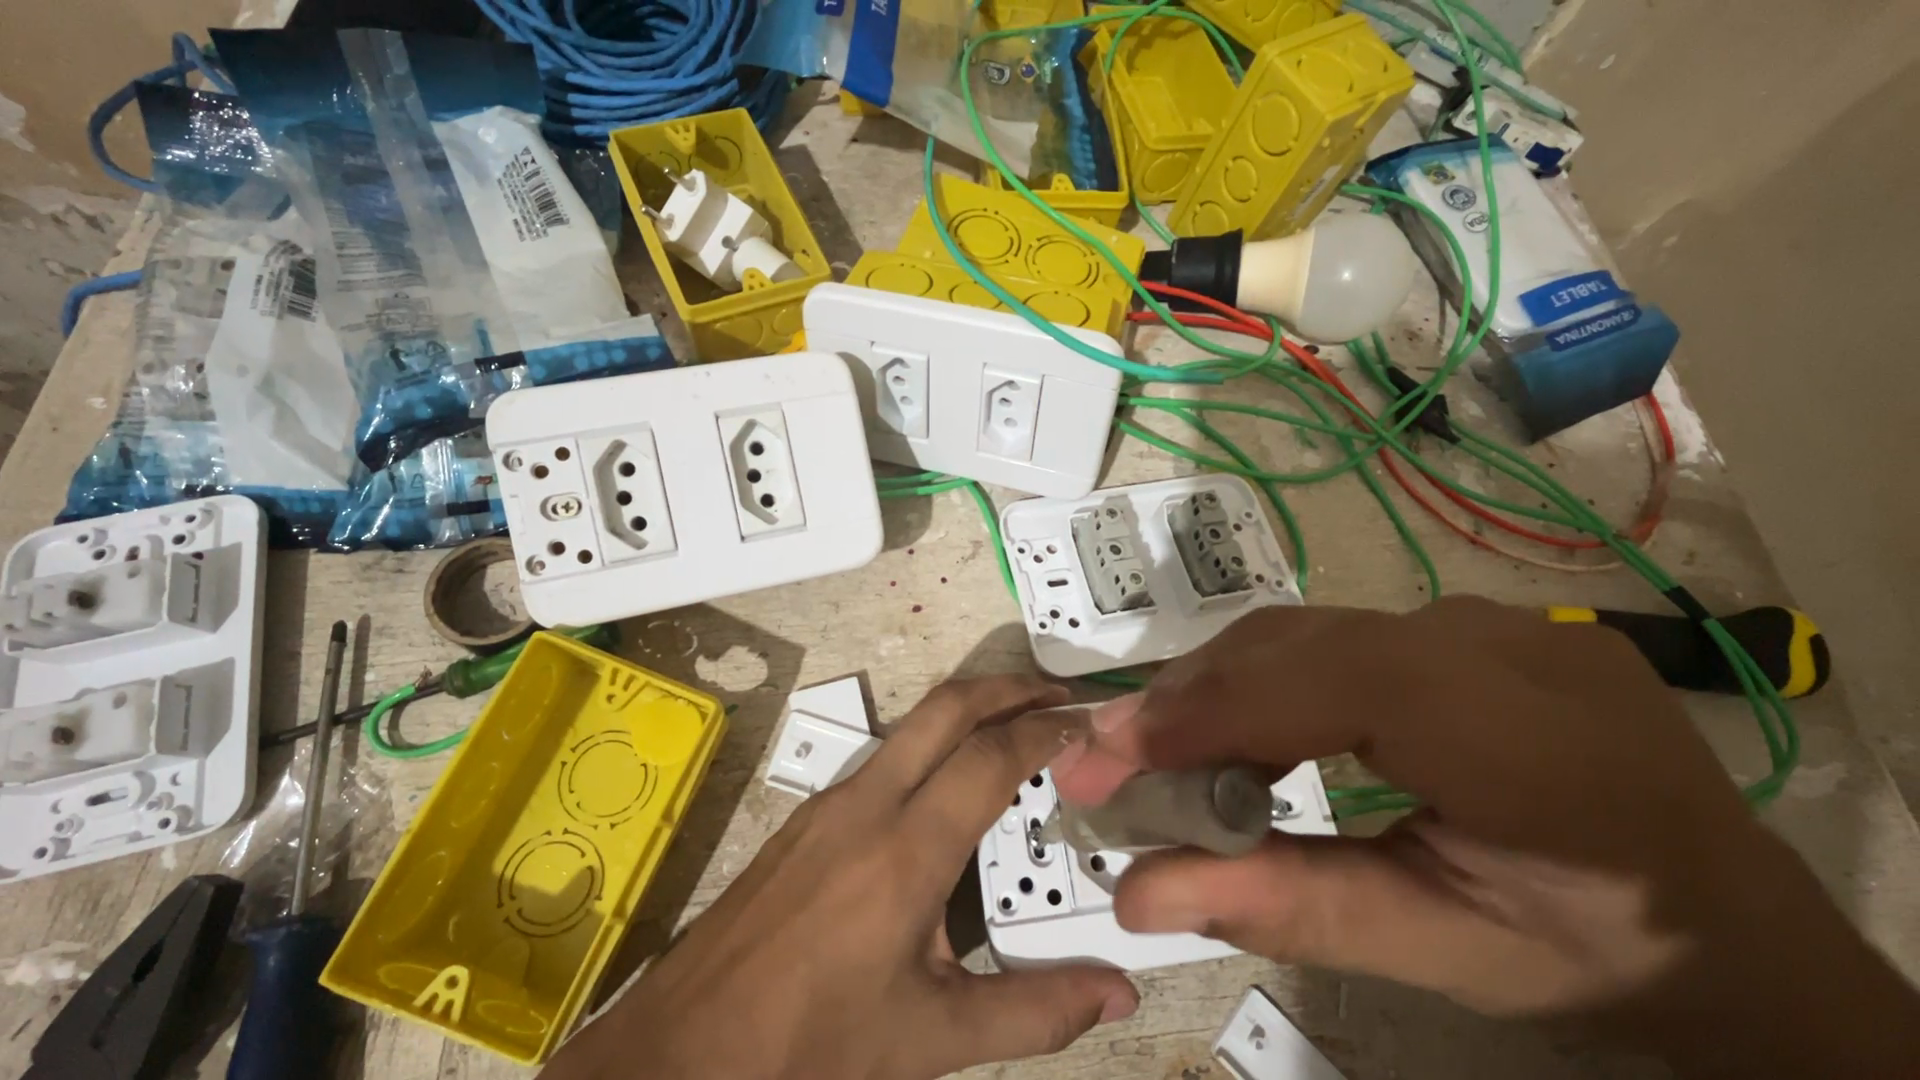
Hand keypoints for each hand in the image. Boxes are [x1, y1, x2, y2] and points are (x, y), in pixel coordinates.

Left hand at [545, 676, 1137, 1079]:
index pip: (990, 759)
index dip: (1045, 730)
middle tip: (1060, 692)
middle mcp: (866, 806)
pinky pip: (882, 759)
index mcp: (906, 851)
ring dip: (968, 712)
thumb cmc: (811, 1042)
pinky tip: (948, 789)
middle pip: (946, 708)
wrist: (683, 1049)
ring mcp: (827, 805)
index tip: (1085, 720)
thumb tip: (1121, 991)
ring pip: (910, 727)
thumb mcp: (931, 1038)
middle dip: (1009, 687)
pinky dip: (931, 746)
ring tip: (1016, 729)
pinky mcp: (804, 820)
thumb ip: (1034, 1012)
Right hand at [1051, 597, 1919, 1072]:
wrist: (1723, 917)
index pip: (1343, 682)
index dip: (1215, 709)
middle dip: (1189, 699)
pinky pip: (1342, 637)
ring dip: (1221, 686)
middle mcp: (1509, 647)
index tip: (1111, 758)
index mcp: (1532, 739)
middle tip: (1103, 760)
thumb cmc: (1591, 952)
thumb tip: (1137, 892)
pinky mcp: (1475, 623)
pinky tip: (1245, 731)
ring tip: (1158, 752)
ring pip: (1313, 630)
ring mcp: (1494, 621)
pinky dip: (1271, 680)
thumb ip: (1289, 909)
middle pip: (1307, 643)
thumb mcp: (1439, 952)